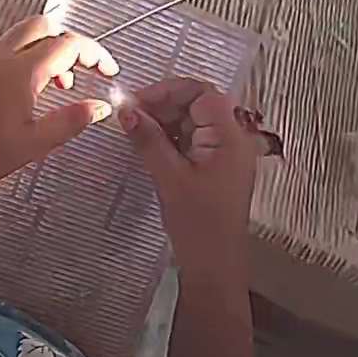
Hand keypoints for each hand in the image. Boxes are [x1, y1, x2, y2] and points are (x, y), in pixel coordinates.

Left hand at [0, 15, 117, 201]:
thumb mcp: (34, 144)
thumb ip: (70, 121)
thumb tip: (97, 108)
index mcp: (20, 73)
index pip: (68, 44)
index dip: (94, 54)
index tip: (105, 69)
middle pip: (42, 26)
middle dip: (66, 43)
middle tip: (78, 71)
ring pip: (17, 37)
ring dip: (41, 52)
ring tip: (50, 87)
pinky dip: (16, 62)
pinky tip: (18, 95)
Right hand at [120, 78, 264, 273]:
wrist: (214, 265)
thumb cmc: (198, 224)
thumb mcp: (169, 177)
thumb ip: (148, 140)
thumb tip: (126, 110)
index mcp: (229, 137)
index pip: (201, 92)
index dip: (167, 91)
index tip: (135, 102)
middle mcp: (231, 140)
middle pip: (196, 105)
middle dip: (162, 106)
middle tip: (129, 117)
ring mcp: (221, 155)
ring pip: (190, 123)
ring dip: (162, 123)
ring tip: (134, 133)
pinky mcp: (211, 168)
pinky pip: (188, 142)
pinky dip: (167, 139)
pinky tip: (147, 147)